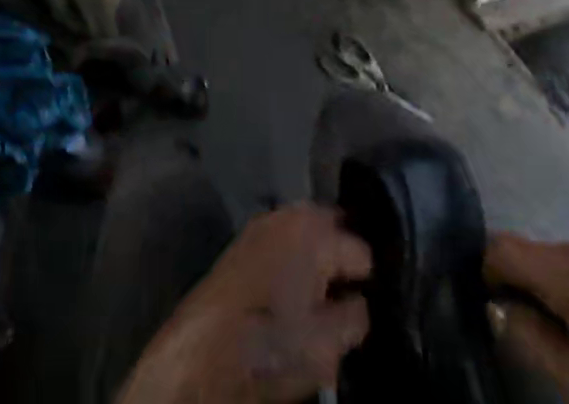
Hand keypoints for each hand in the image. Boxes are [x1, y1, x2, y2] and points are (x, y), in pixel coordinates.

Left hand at [117, 206, 371, 403]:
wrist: (199, 354)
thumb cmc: (268, 344)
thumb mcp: (328, 344)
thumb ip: (357, 316)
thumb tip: (360, 302)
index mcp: (317, 231)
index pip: (363, 252)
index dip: (369, 280)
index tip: (368, 301)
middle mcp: (291, 214)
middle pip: (335, 229)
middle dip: (343, 256)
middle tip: (345, 292)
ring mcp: (263, 223)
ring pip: (307, 231)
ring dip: (317, 254)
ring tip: (318, 292)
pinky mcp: (242, 240)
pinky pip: (283, 239)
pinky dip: (292, 256)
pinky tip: (289, 288)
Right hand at [486, 234, 568, 403]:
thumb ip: (533, 340)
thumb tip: (499, 307)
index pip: (501, 246)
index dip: (482, 274)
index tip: (478, 311)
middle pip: (527, 251)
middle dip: (512, 285)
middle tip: (510, 335)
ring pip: (553, 260)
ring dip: (540, 291)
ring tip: (545, 340)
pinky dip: (566, 293)